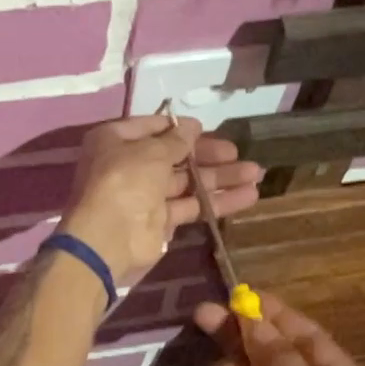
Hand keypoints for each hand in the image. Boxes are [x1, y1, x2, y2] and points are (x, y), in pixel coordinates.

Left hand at [58, 115, 261, 285]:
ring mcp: (144, 194)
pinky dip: (216, 202)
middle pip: (174, 156)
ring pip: (187, 182)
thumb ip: (175, 140)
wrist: (108, 238)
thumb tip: (192, 126)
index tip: (206, 128)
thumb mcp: (151, 152)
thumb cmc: (125, 181)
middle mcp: (129, 165)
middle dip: (208, 155)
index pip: (152, 128)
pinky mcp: (159, 220)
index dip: (179, 129)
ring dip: (220, 178)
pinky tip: (248, 196)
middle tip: (238, 153)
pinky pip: (191, 206)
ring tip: (256, 174)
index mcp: (115, 141)